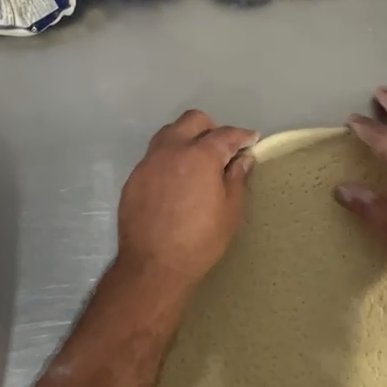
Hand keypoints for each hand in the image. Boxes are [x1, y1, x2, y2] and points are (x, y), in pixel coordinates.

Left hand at [117, 110, 257, 286]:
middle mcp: (172, 150)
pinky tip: (176, 183)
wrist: (153, 266)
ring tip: (197, 161)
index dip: (242, 136)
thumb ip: (237, 178)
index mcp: (200, 155)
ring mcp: (149, 162)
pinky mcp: (134, 178)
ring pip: (169, 134)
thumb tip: (242, 159)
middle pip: (193, 121)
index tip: (252, 139)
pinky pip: (155, 157)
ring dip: (187, 139)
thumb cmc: (200, 240)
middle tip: (222, 149)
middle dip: (211, 128)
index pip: (226, 134)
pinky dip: (170, 160)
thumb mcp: (230, 211)